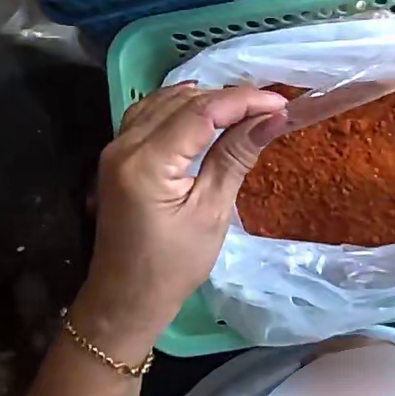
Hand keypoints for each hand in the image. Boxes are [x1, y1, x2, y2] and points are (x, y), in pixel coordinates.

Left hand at [77, 84, 289, 358]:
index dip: (242, 101)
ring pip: (164, 100)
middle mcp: (124, 145)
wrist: (125, 297)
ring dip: (204, 99)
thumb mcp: (212, 213)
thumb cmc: (172, 266)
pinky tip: (203, 113)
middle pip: (182, 100)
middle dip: (227, 98)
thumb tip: (271, 119)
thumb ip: (235, 157)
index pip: (200, 111)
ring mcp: (115, 146)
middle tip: (268, 109)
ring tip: (243, 110)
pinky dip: (179, 107)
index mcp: (147, 163)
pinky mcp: (117, 153)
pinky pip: (149, 113)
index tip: (279, 102)